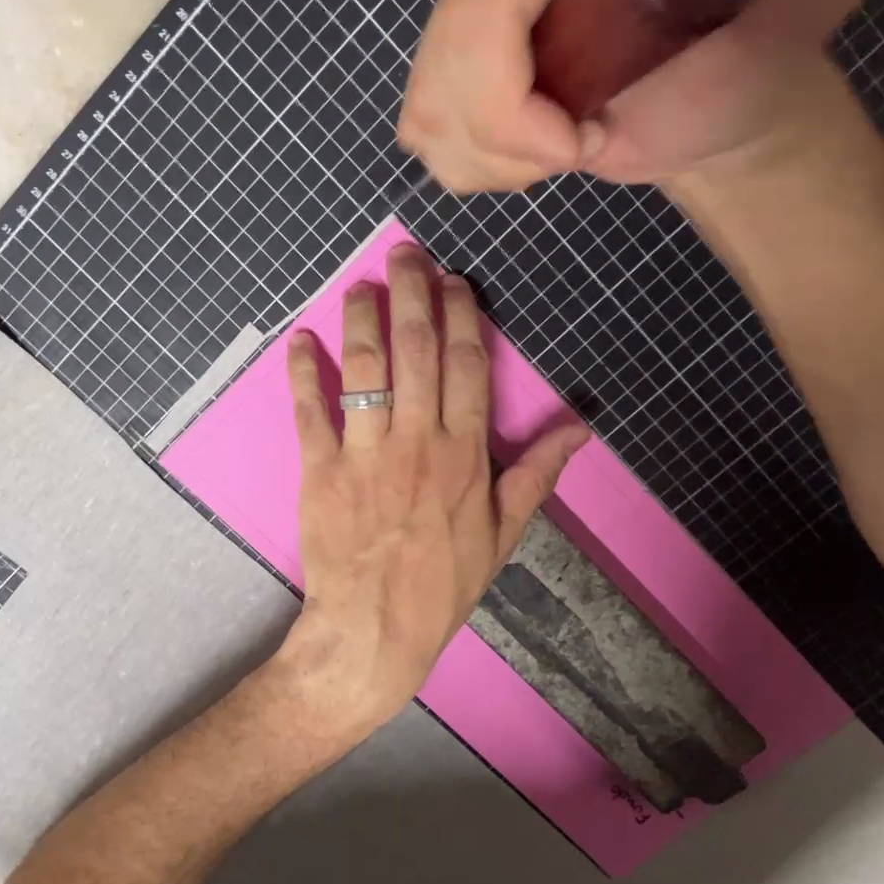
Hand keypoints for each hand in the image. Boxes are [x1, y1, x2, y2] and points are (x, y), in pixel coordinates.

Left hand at [279, 245, 590, 729]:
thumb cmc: (441, 585)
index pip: (466, 366)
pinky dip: (304, 375)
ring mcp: (366, 453)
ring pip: (365, 371)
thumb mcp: (503, 534)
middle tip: (404, 255)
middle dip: (411, 296)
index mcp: (464, 453)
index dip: (460, 317)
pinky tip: (302, 342)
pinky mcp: (321, 471)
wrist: (375, 628)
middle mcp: (416, 441)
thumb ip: (536, 473)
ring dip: (361, 322)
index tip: (454, 281)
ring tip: (358, 286)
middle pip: (416, 352)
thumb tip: (581, 425)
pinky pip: (311, 412)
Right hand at [398, 0, 876, 191]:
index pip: (483, 17)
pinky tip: (527, 149)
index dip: (510, 105)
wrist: (732, 76)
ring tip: (560, 144)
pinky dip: (471, 161)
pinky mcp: (454, 72)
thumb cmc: (758, 39)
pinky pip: (423, 131)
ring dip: (490, 157)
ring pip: (427, 112)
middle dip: (506, 141)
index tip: (581, 142)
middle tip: (582, 142)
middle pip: (445, 76)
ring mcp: (470, 19)